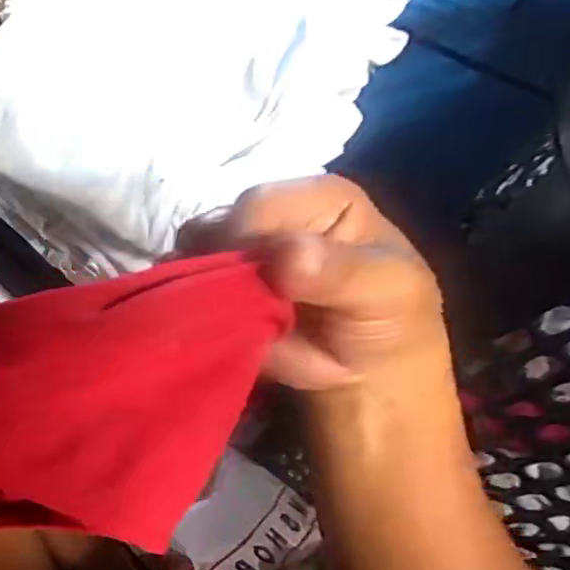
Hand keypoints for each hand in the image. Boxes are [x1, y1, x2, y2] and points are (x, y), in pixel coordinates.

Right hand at [180, 175, 444, 391]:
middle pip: (213, 229)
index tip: (250, 287)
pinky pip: (182, 294)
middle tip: (229, 309)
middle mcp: (269, 219)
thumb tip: (288, 255)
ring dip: (194, 292)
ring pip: (189, 261)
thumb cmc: (385, 318)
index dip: (243, 240)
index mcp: (316, 199)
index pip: (257, 204)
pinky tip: (197, 325)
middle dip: (214, 268)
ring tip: (216, 321)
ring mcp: (236, 256)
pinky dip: (185, 309)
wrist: (365, 371)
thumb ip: (341, 271)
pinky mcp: (215, 291)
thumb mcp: (386, 290)